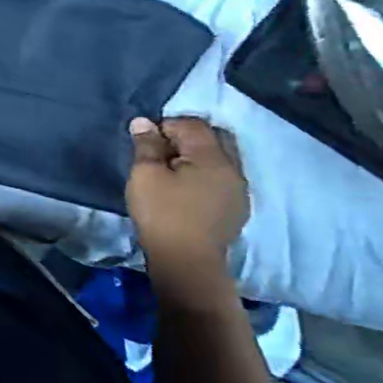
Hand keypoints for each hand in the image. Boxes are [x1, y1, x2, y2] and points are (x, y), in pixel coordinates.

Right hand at [126, 116, 249, 297]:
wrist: (187, 260)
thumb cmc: (162, 213)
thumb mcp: (145, 175)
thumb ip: (146, 146)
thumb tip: (143, 122)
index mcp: (213, 158)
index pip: (192, 125)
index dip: (166, 126)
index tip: (145, 141)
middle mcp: (234, 168)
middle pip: (215, 138)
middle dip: (187, 137)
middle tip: (160, 151)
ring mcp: (239, 189)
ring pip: (222, 158)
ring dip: (198, 156)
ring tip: (172, 170)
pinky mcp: (236, 206)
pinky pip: (223, 177)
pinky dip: (205, 173)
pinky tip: (187, 188)